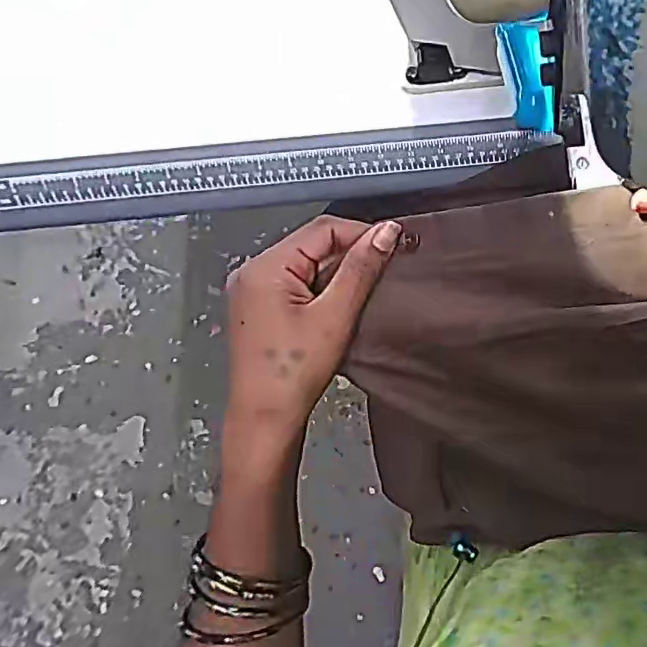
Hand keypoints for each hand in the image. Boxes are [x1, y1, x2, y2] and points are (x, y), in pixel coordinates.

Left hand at [224, 216, 401, 430]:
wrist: (266, 417)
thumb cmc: (291, 374)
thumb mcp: (336, 315)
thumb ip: (361, 269)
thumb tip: (384, 233)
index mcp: (265, 267)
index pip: (322, 229)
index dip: (362, 233)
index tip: (393, 242)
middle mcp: (253, 272)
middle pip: (314, 244)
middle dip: (352, 253)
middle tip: (385, 269)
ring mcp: (255, 290)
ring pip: (309, 263)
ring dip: (339, 273)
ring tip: (364, 293)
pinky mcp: (262, 307)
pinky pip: (299, 282)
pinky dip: (325, 288)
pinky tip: (341, 307)